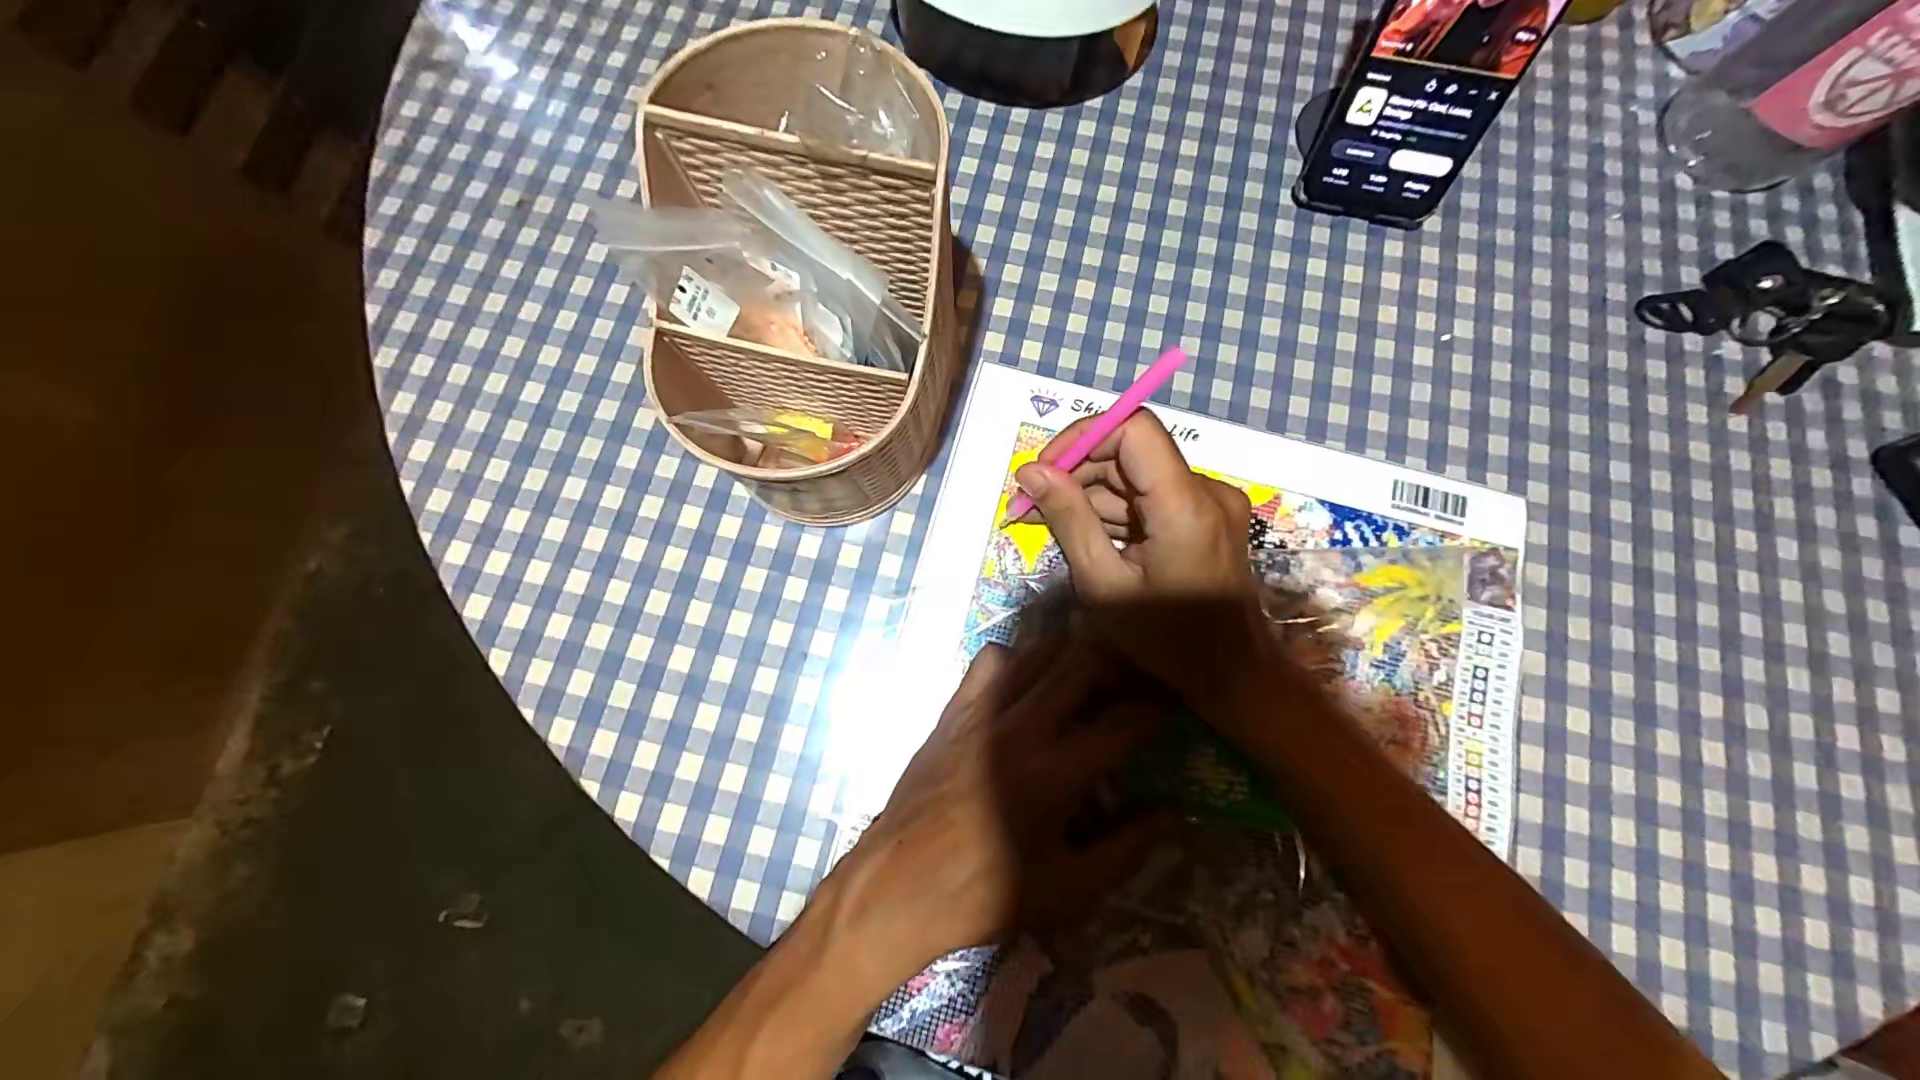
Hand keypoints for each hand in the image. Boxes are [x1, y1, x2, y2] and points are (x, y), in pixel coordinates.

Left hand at [821, 635, 1166, 987]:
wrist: (901, 884)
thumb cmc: (988, 895)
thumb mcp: (1070, 892)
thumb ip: (1127, 850)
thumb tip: (1170, 812)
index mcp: (1056, 774)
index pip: (1125, 721)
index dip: (1159, 709)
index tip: (1171, 709)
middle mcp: (1022, 728)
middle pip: (1083, 662)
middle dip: (1119, 665)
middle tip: (1129, 685)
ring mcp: (982, 712)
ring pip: (1037, 651)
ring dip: (1070, 656)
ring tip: (1083, 679)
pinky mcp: (953, 710)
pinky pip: (989, 661)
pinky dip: (1016, 661)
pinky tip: (1023, 688)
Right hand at [1010, 409, 1275, 708]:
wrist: (1233, 674)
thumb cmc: (1166, 640)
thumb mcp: (1104, 584)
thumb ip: (1068, 519)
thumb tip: (1031, 471)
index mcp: (1185, 505)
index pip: (1133, 428)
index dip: (1082, 438)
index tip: (1043, 472)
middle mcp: (1207, 489)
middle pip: (1131, 450)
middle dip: (1076, 471)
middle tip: (1030, 505)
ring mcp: (1211, 501)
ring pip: (1137, 473)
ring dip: (1090, 493)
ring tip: (1048, 523)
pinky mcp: (1208, 514)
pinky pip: (1152, 495)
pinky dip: (1115, 509)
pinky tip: (1085, 534)